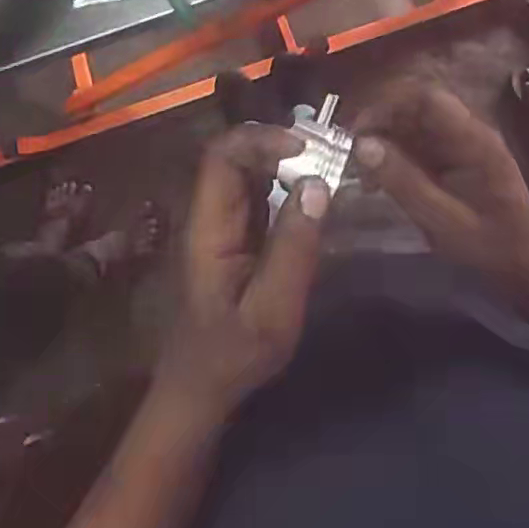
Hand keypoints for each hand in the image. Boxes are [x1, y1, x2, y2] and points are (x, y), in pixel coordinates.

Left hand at [152, 124, 327, 418]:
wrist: (202, 388)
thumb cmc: (234, 354)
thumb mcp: (272, 311)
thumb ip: (294, 249)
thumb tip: (318, 185)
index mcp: (207, 226)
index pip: (221, 156)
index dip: (260, 140)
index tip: (305, 150)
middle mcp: (210, 215)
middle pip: (234, 156)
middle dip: (278, 146)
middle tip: (325, 157)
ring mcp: (221, 223)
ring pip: (248, 171)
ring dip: (284, 163)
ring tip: (326, 169)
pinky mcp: (235, 234)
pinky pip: (259, 193)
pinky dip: (286, 185)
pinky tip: (313, 196)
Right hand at [352, 81, 528, 293]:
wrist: (527, 271)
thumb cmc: (490, 248)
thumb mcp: (443, 221)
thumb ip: (404, 182)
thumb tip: (363, 145)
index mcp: (474, 140)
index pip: (427, 98)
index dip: (389, 104)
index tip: (358, 130)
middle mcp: (469, 134)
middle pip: (417, 107)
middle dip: (381, 122)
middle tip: (352, 150)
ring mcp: (463, 146)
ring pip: (414, 124)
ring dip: (385, 139)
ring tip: (361, 168)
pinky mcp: (456, 160)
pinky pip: (419, 144)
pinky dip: (395, 154)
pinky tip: (378, 178)